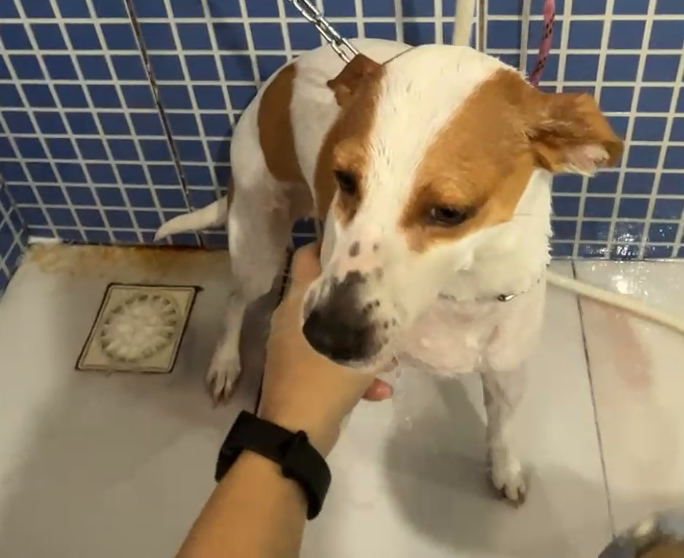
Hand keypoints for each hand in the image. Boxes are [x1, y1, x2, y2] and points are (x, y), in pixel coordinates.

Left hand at [256, 244, 392, 454]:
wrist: (294, 436)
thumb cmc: (323, 379)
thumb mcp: (357, 346)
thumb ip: (375, 321)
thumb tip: (393, 299)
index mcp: (297, 300)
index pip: (306, 256)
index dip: (330, 246)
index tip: (359, 248)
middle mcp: (290, 317)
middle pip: (324, 293)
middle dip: (354, 299)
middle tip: (383, 298)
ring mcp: (291, 346)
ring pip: (329, 329)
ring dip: (357, 340)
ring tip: (387, 357)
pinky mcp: (298, 373)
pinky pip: (326, 360)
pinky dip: (349, 370)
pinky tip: (379, 389)